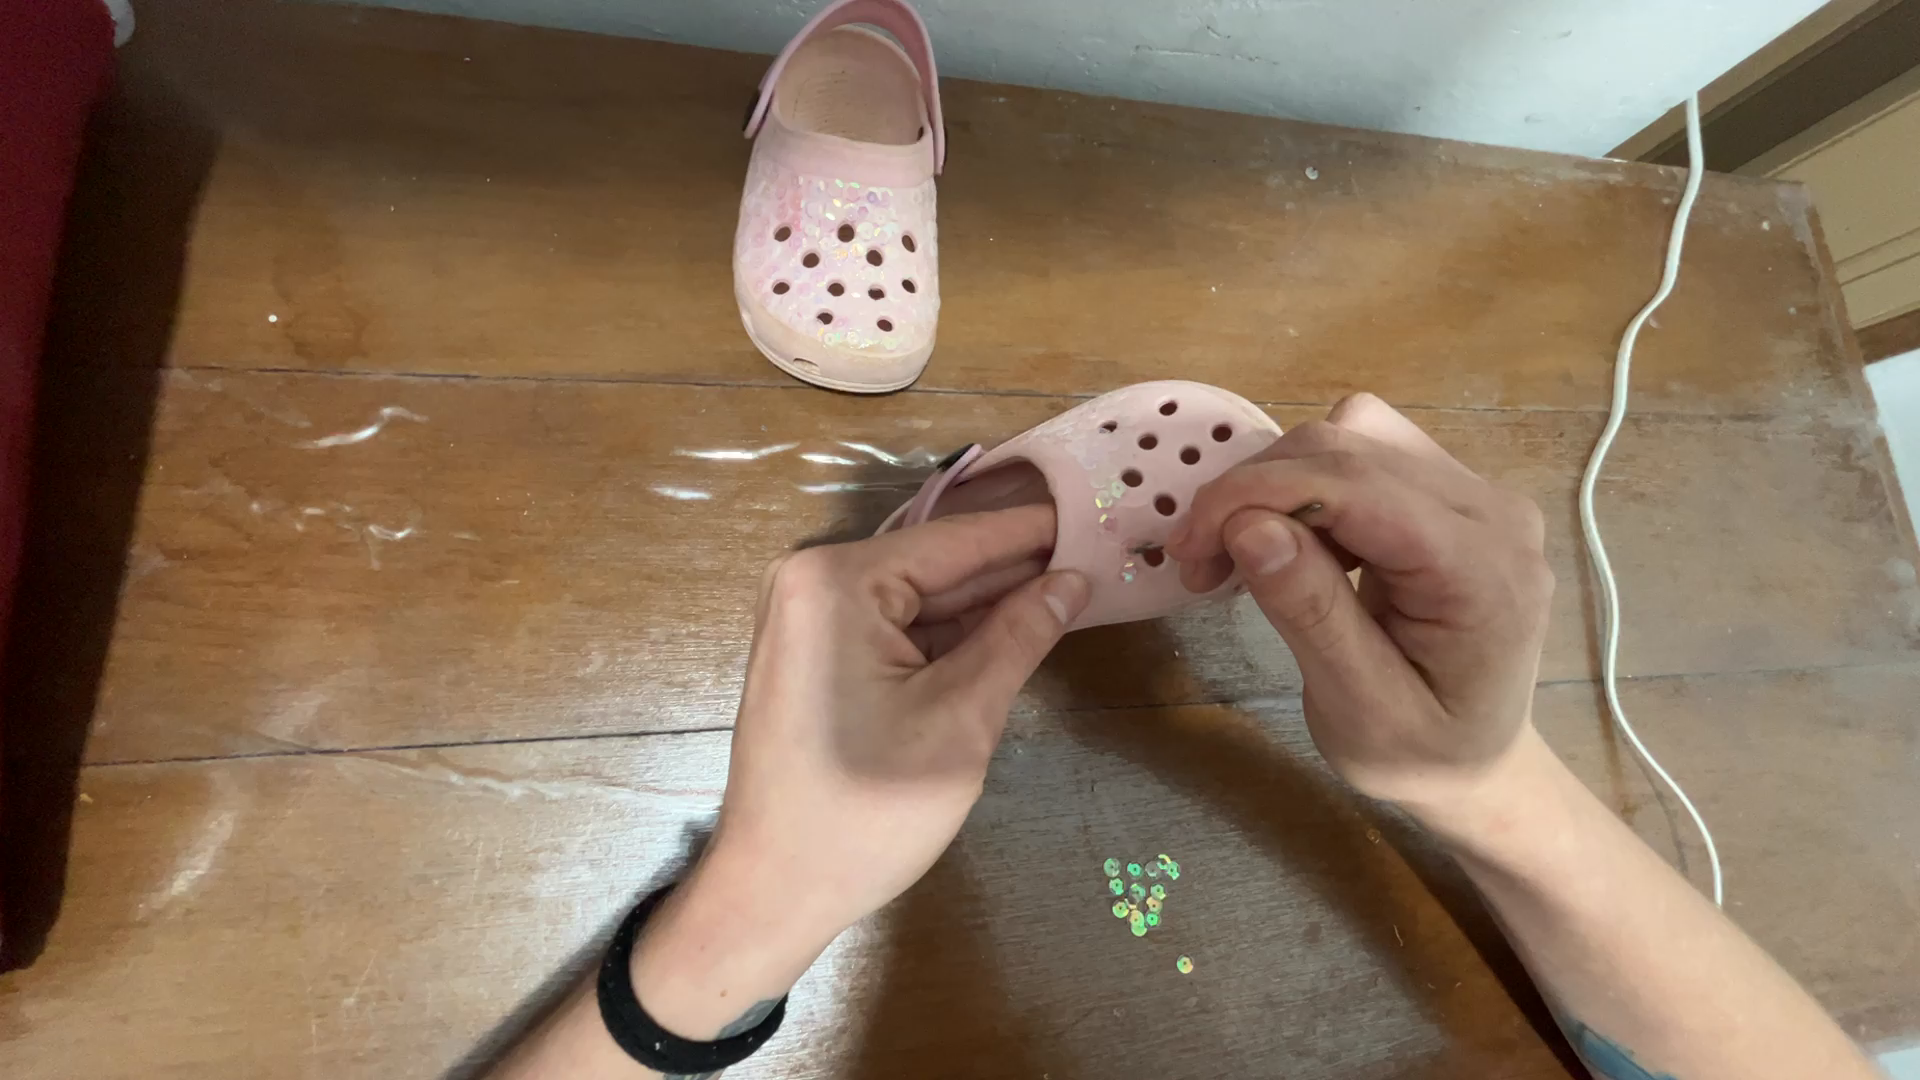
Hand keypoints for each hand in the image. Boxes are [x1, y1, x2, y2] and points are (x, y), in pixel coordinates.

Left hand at [656, 505, 1088, 987]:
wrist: (773, 893)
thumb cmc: (867, 811)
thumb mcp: (960, 718)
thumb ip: (1018, 636)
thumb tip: (1071, 583)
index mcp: (838, 581)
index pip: (955, 541)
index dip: (1028, 532)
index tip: (1089, 515)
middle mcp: (813, 580)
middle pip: (936, 566)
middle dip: (1013, 568)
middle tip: (1091, 554)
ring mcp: (809, 615)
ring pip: (920, 598)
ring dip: (987, 601)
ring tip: (1066, 585)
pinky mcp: (817, 650)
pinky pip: (896, 627)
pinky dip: (951, 632)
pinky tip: (1009, 624)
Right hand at [1165, 393, 1553, 814]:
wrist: (1474, 762)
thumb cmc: (1420, 754)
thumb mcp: (1359, 708)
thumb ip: (1311, 614)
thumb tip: (1248, 526)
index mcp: (1482, 567)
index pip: (1353, 484)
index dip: (1253, 494)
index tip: (1186, 546)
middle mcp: (1487, 508)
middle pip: (1342, 445)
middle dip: (1249, 491)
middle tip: (1197, 562)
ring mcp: (1468, 492)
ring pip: (1342, 436)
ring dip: (1268, 485)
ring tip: (1235, 554)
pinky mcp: (1440, 492)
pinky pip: (1351, 454)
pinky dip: (1294, 488)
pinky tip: (1282, 542)